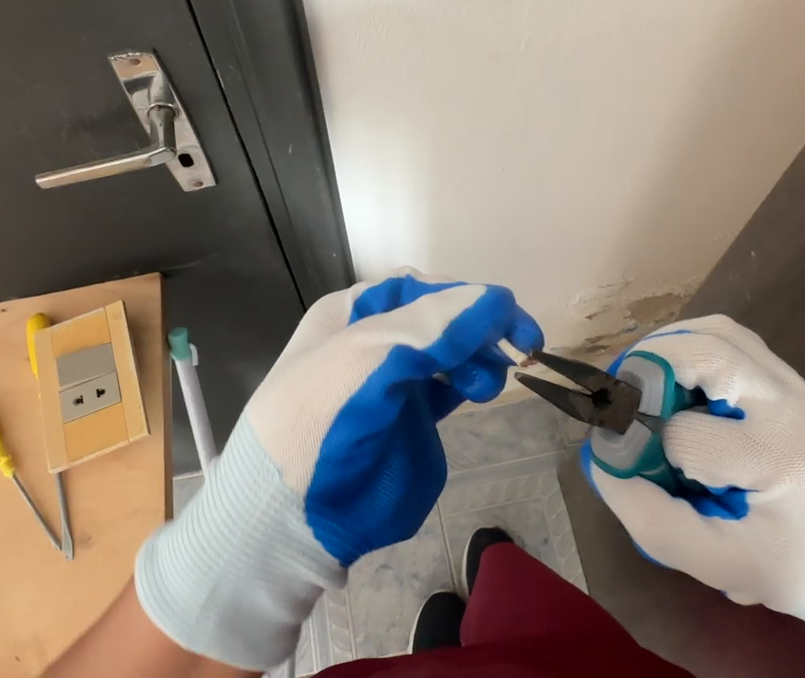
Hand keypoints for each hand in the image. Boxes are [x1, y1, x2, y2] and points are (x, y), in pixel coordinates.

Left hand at [135, 271, 542, 670]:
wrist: (290, 514)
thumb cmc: (321, 418)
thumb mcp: (368, 357)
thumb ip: (431, 326)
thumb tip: (494, 299)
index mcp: (352, 313)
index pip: (420, 290)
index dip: (465, 297)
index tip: (508, 314)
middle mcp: (373, 340)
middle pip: (439, 319)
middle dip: (476, 328)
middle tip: (514, 349)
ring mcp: (392, 383)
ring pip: (448, 353)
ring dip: (476, 355)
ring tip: (489, 381)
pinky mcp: (409, 423)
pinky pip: (445, 389)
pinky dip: (467, 383)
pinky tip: (479, 391)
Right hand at [587, 315, 804, 677]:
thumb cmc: (781, 565)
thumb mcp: (714, 563)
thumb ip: (650, 518)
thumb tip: (602, 462)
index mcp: (780, 459)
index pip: (688, 433)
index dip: (651, 448)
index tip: (639, 467)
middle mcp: (792, 407)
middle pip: (708, 350)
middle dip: (650, 365)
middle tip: (623, 393)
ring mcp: (793, 384)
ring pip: (716, 331)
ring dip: (669, 348)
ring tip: (645, 381)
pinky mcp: (786, 376)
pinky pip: (728, 337)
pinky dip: (690, 346)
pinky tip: (675, 378)